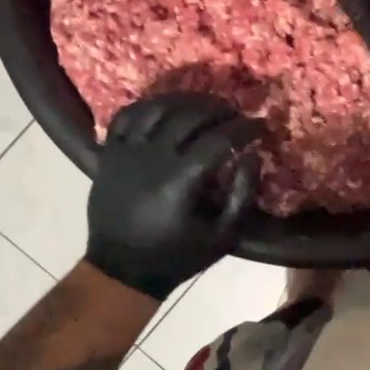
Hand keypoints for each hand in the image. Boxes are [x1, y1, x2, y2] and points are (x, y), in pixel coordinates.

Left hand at [83, 92, 261, 299]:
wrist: (121, 269)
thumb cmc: (178, 256)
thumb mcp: (223, 236)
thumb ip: (244, 195)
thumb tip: (254, 155)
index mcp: (181, 180)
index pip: (220, 138)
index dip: (245, 127)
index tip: (261, 126)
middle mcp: (152, 158)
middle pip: (190, 115)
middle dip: (219, 109)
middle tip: (236, 114)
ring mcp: (126, 152)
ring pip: (158, 108)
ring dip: (187, 100)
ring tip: (206, 105)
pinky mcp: (109, 153)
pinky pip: (128, 115)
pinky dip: (150, 105)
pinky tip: (167, 109)